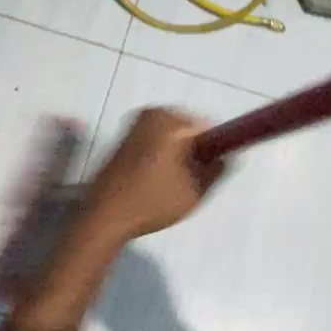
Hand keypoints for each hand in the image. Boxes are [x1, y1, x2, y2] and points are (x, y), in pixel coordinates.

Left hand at [82, 108, 224, 241]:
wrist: (104, 217)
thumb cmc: (153, 201)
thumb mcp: (196, 190)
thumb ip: (218, 168)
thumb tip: (226, 157)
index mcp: (170, 118)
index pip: (208, 127)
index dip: (214, 151)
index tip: (210, 174)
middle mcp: (150, 113)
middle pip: (189, 133)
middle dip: (194, 156)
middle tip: (189, 185)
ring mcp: (133, 126)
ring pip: (171, 142)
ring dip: (177, 161)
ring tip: (170, 189)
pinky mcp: (122, 143)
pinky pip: (154, 148)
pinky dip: (160, 163)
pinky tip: (155, 187)